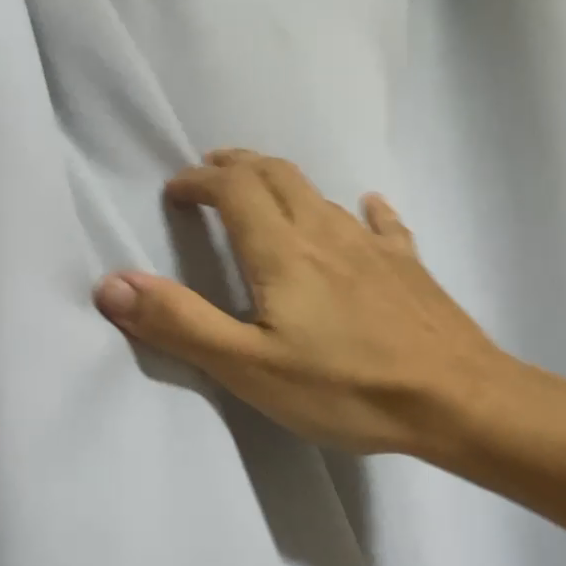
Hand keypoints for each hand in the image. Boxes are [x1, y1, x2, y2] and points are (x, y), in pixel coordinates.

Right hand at [94, 150, 511, 455]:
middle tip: (213, 174)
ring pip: (323, 196)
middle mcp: (328, 232)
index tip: (176, 190)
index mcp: (283, 251)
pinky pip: (382, 225)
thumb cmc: (346, 389)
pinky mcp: (410, 268)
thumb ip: (182, 323)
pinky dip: (362, 211)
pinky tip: (369, 210)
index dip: (200, 181)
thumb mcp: (250, 368)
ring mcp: (375, 247)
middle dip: (239, 167)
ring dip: (286, 186)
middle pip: (278, 175)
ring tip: (266, 196)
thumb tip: (111, 283)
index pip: (233, 189)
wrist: (454, 398)